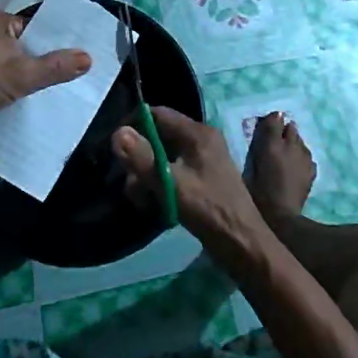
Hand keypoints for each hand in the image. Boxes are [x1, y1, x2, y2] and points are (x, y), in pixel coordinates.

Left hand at [0, 11, 90, 139]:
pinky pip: (5, 69)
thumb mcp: (25, 75)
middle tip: (69, 69)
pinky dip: (17, 78)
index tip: (75, 54)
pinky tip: (30, 90)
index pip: (36, 26)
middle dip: (44, 56)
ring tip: (54, 81)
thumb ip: (58, 66)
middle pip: (28, 42)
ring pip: (17, 57)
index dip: (55, 41)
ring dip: (30, 69)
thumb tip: (89, 58)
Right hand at [112, 105, 268, 250]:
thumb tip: (117, 132)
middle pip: (159, 137)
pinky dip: (160, 184)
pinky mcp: (202, 179)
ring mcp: (203, 160)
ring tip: (141, 200)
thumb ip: (143, 158)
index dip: (134, 125)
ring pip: (164, 158)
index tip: (115, 147)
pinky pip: (173, 172)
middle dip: (140, 158)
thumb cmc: (207, 209)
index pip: (159, 114)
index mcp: (198, 133)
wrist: (242, 243)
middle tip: (130, 183)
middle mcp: (201, 140)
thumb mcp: (170, 183)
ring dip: (148, 176)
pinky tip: (153, 205)